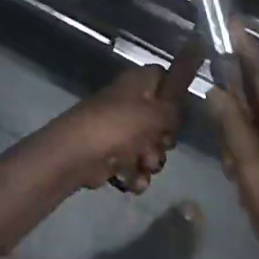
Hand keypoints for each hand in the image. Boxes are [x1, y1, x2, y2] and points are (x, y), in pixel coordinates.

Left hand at [48, 64, 183, 192]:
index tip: (179, 112)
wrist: (77, 154)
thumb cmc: (117, 125)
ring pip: (152, 146)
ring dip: (151, 160)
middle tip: (159, 142)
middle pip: (163, 118)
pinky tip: (131, 179)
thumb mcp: (154, 113)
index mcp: (139, 83)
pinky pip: (137, 165)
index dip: (176, 95)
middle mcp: (131, 102)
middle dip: (165, 138)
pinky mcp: (115, 153)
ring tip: (142, 164)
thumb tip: (182, 103)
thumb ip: (175, 108)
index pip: (166, 78)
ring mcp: (122, 129)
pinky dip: (137, 174)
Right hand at [209, 28, 258, 258]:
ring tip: (230, 161)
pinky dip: (252, 145)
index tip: (229, 21)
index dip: (244, 46)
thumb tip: (216, 89)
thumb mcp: (250, 169)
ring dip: (242, 129)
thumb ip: (232, 125)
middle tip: (215, 115)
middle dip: (235, 100)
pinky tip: (240, 169)